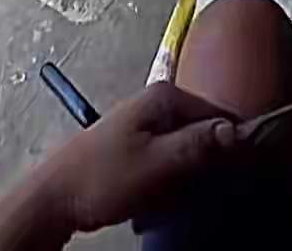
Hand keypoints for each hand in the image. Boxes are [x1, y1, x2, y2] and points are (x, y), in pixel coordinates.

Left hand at [28, 82, 237, 232]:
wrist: (55, 196)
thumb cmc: (105, 178)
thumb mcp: (157, 165)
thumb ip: (197, 145)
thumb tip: (236, 131)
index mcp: (166, 95)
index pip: (216, 113)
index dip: (229, 144)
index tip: (234, 174)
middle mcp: (158, 99)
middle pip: (202, 128)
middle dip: (203, 161)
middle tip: (191, 188)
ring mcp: (146, 118)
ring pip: (186, 145)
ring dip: (185, 173)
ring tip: (171, 194)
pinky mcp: (137, 139)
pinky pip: (169, 155)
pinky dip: (169, 176)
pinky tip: (157, 195)